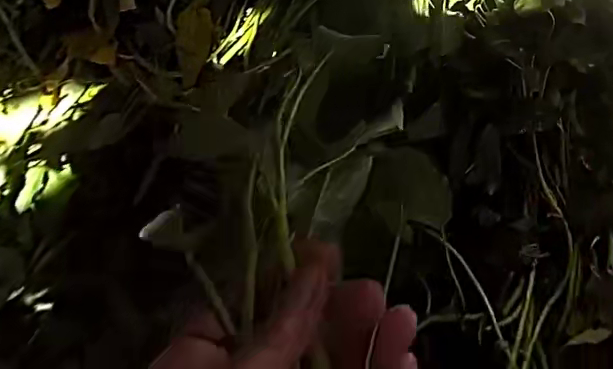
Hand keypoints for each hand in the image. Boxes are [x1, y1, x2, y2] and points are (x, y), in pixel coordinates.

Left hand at [151, 242, 417, 368]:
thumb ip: (282, 325)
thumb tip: (317, 261)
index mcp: (208, 355)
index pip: (252, 296)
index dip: (294, 270)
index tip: (333, 255)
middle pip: (302, 331)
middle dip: (345, 311)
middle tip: (374, 296)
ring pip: (334, 365)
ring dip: (374, 343)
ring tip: (403, 323)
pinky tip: (404, 361)